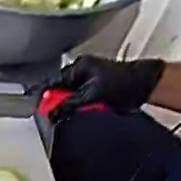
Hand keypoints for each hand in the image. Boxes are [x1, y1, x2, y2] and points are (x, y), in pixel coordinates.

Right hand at [34, 55, 165, 121]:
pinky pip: (78, 101)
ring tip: (75, 112)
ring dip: (69, 107)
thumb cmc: (122, 84)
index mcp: (79, 66)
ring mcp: (88, 80)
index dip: (44, 95)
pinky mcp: (93, 90)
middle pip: (59, 90)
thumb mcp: (90, 96)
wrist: (142, 86)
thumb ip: (68, 104)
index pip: (53, 81)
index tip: (38, 108)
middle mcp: (82, 71)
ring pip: (69, 97)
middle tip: (57, 115)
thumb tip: (52, 112)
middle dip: (57, 103)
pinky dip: (78, 108)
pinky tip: (84, 112)